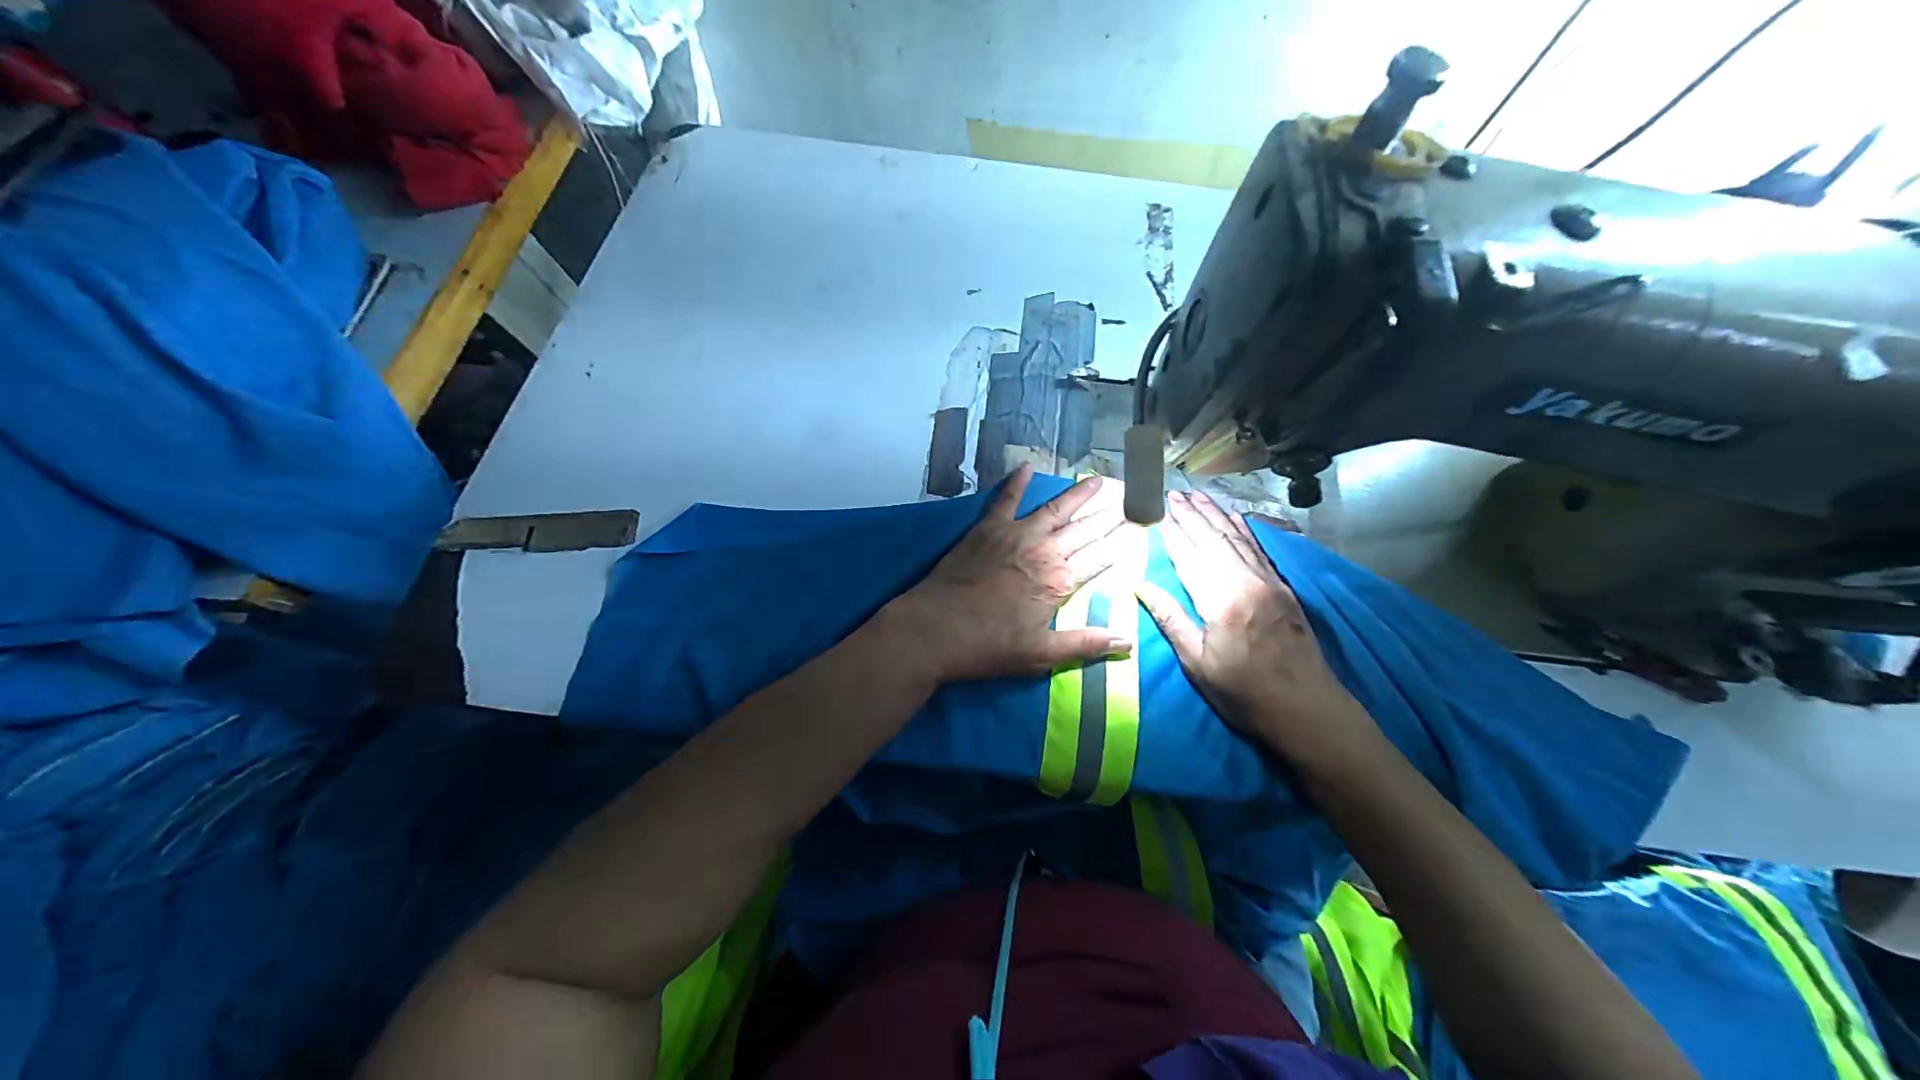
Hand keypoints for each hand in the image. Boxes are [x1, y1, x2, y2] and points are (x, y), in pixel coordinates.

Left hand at [884, 464, 1136, 681]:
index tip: (1140, 528)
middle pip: (1084, 530)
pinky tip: (1026, 466)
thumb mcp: (1041, 655)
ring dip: (1077, 495)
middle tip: (1130, 501)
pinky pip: (1005, 499)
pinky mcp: (986, 529)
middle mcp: (1043, 551)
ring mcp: (1014, 535)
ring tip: (1097, 480)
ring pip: (1054, 509)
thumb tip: (1127, 643)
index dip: (1122, 543)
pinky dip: (1016, 482)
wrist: (932, 630)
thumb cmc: (987, 647)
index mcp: (1059, 581)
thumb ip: (1086, 644)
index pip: (1101, 557)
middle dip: (1108, 516)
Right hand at [1134, 491, 1379, 766]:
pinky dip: (1242, 529)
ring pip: (1237, 538)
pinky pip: (1258, 548)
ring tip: (1196, 496)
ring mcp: (1269, 582)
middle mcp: (1247, 581)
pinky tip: (1233, 517)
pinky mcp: (1283, 587)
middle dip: (1191, 514)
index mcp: (1222, 601)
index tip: (1156, 511)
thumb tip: (1141, 587)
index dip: (1171, 532)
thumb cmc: (1244, 693)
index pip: (1189, 556)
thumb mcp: (1197, 663)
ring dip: (1215, 515)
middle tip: (1172, 493)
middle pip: (1214, 539)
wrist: (1307, 709)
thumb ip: (1171, 619)